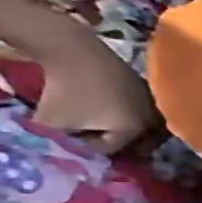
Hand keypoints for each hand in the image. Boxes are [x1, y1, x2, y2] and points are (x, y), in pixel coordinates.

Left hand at [31, 38, 158, 154]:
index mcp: (134, 130)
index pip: (107, 149)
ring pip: (126, 119)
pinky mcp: (141, 86)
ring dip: (106, 121)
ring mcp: (149, 100)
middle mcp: (151, 118)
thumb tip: (56, 148)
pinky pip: (127, 105)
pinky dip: (112, 107)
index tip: (59, 138)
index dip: (81, 147)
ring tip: (82, 117)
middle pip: (122, 136)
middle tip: (73, 133)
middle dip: (98, 136)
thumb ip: (55, 142)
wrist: (75, 52)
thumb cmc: (65, 92)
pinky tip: (92, 100)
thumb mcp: (50, 124)